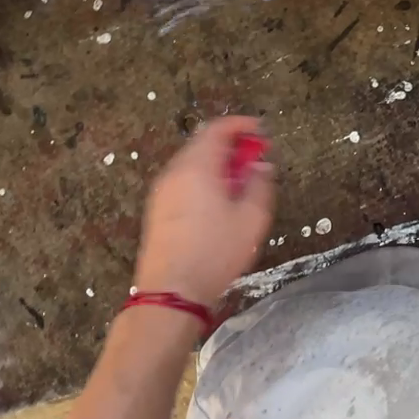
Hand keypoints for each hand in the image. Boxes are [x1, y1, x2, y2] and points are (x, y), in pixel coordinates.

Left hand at [133, 117, 275, 306]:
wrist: (171, 292)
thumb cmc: (215, 252)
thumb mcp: (251, 218)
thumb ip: (260, 183)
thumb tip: (260, 165)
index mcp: (198, 165)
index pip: (219, 128)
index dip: (242, 125)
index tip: (261, 133)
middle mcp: (175, 171)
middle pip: (203, 143)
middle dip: (232, 146)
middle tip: (254, 161)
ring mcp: (162, 190)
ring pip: (193, 163)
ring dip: (218, 164)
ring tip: (240, 185)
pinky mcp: (157, 209)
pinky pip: (184, 180)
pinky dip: (204, 179)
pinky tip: (218, 203)